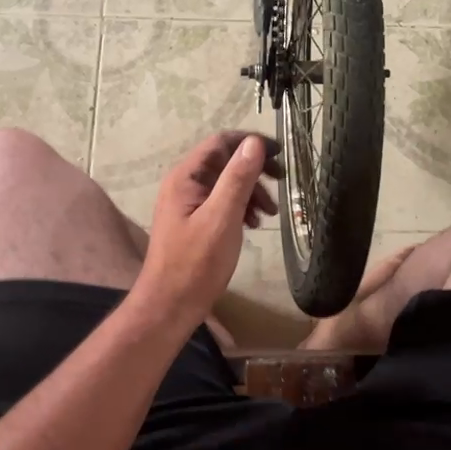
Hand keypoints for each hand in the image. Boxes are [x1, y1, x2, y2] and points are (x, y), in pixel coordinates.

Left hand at [134, 132, 278, 325]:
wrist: (169, 307)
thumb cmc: (195, 263)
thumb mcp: (222, 217)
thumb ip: (238, 178)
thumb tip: (255, 142)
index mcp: (185, 177)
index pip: (221, 143)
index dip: (251, 143)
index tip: (280, 155)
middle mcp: (184, 184)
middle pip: (224, 162)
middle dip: (254, 170)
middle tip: (281, 183)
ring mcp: (187, 204)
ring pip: (225, 183)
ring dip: (250, 191)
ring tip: (270, 214)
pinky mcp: (193, 222)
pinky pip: (221, 202)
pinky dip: (241, 207)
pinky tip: (253, 224)